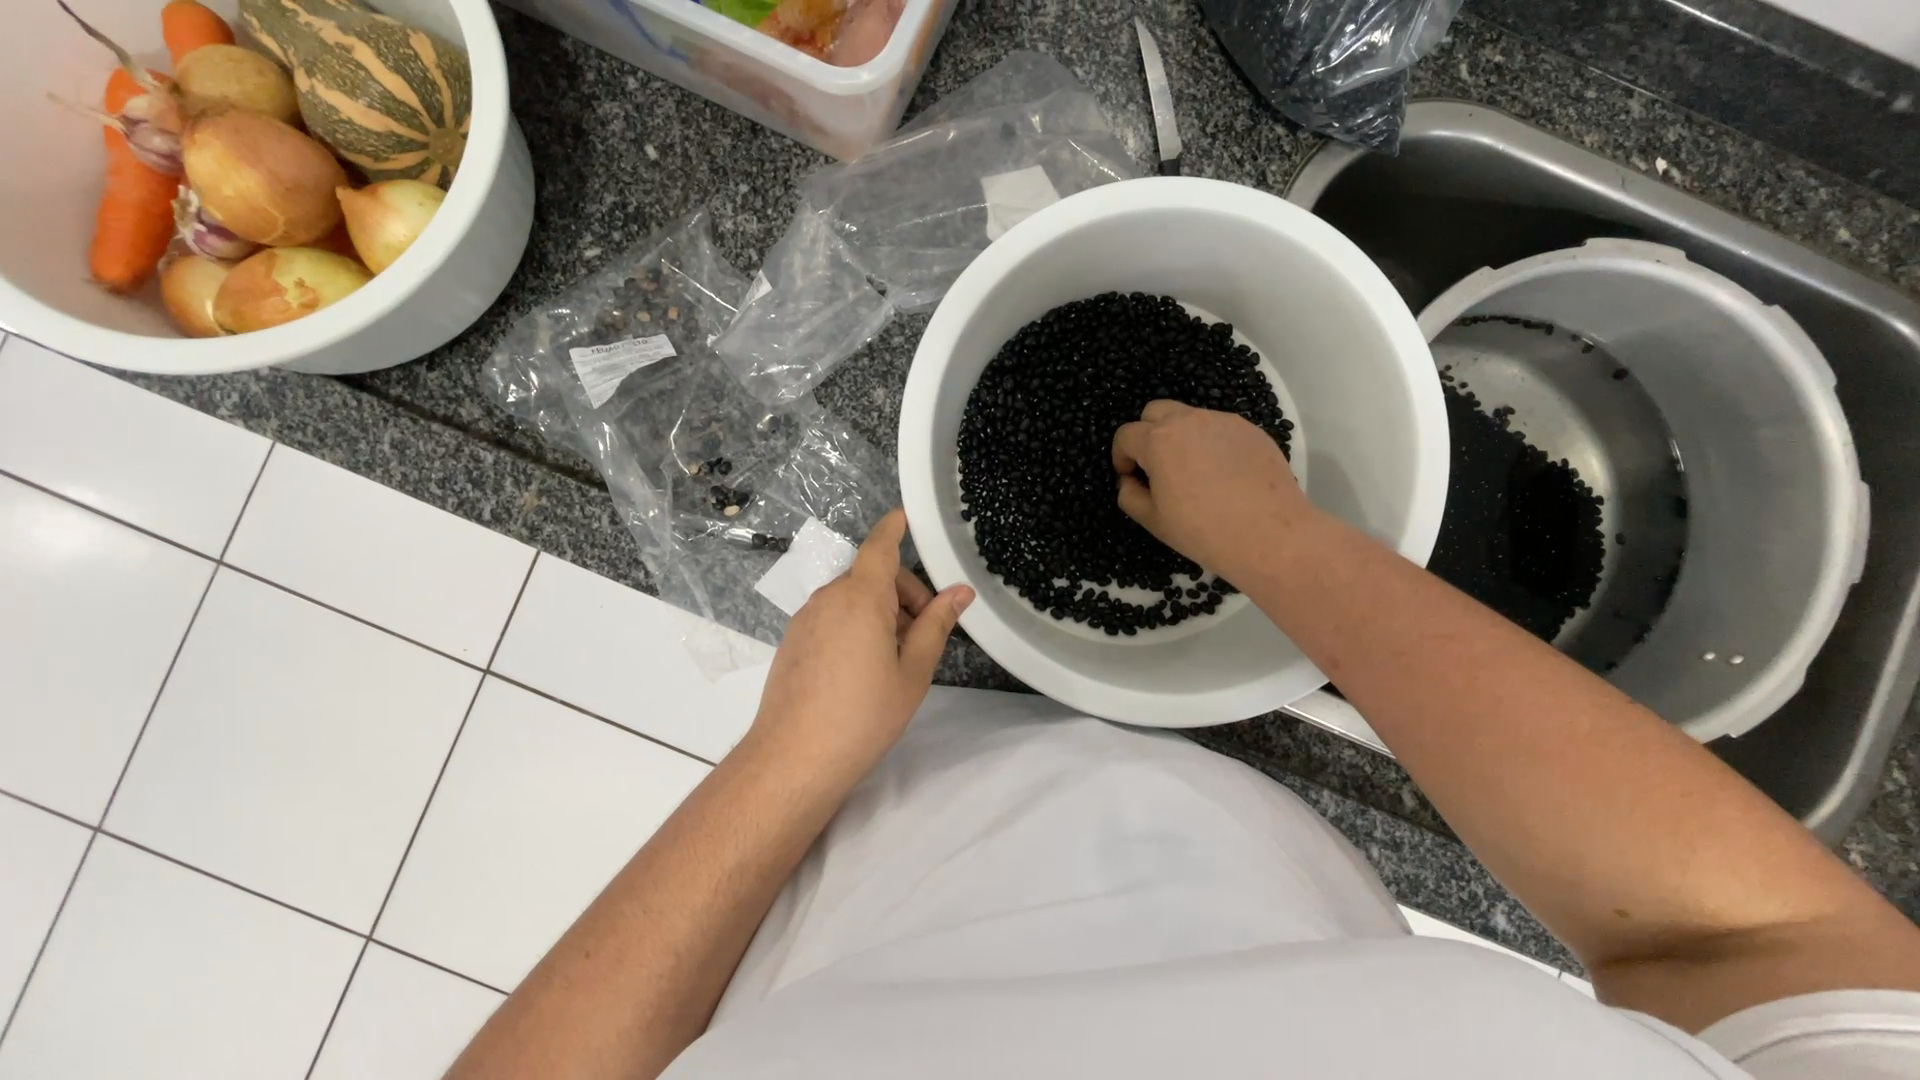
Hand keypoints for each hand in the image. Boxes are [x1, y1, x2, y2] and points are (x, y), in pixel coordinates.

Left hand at [745, 508, 974, 786]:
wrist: (794, 758)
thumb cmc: (864, 714)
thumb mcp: (913, 671)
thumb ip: (936, 625)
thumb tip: (960, 592)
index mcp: (861, 597)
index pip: (880, 547)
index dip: (894, 528)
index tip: (906, 516)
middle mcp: (828, 598)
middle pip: (873, 578)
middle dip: (904, 595)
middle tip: (925, 638)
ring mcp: (805, 620)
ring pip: (853, 601)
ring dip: (881, 615)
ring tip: (896, 663)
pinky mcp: (793, 642)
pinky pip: (833, 619)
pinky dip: (856, 628)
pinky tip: (863, 673)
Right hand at [1112, 400, 1316, 582]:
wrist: (1269, 535)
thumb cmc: (1203, 531)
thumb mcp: (1154, 521)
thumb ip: (1130, 495)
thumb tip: (1131, 481)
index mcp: (1159, 441)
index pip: (1126, 435)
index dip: (1121, 457)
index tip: (1130, 478)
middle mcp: (1189, 421)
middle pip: (1155, 411)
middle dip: (1147, 434)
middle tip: (1156, 467)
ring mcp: (1224, 422)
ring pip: (1190, 418)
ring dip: (1181, 438)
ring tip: (1194, 474)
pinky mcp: (1251, 430)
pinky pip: (1219, 429)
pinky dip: (1211, 444)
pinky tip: (1224, 476)